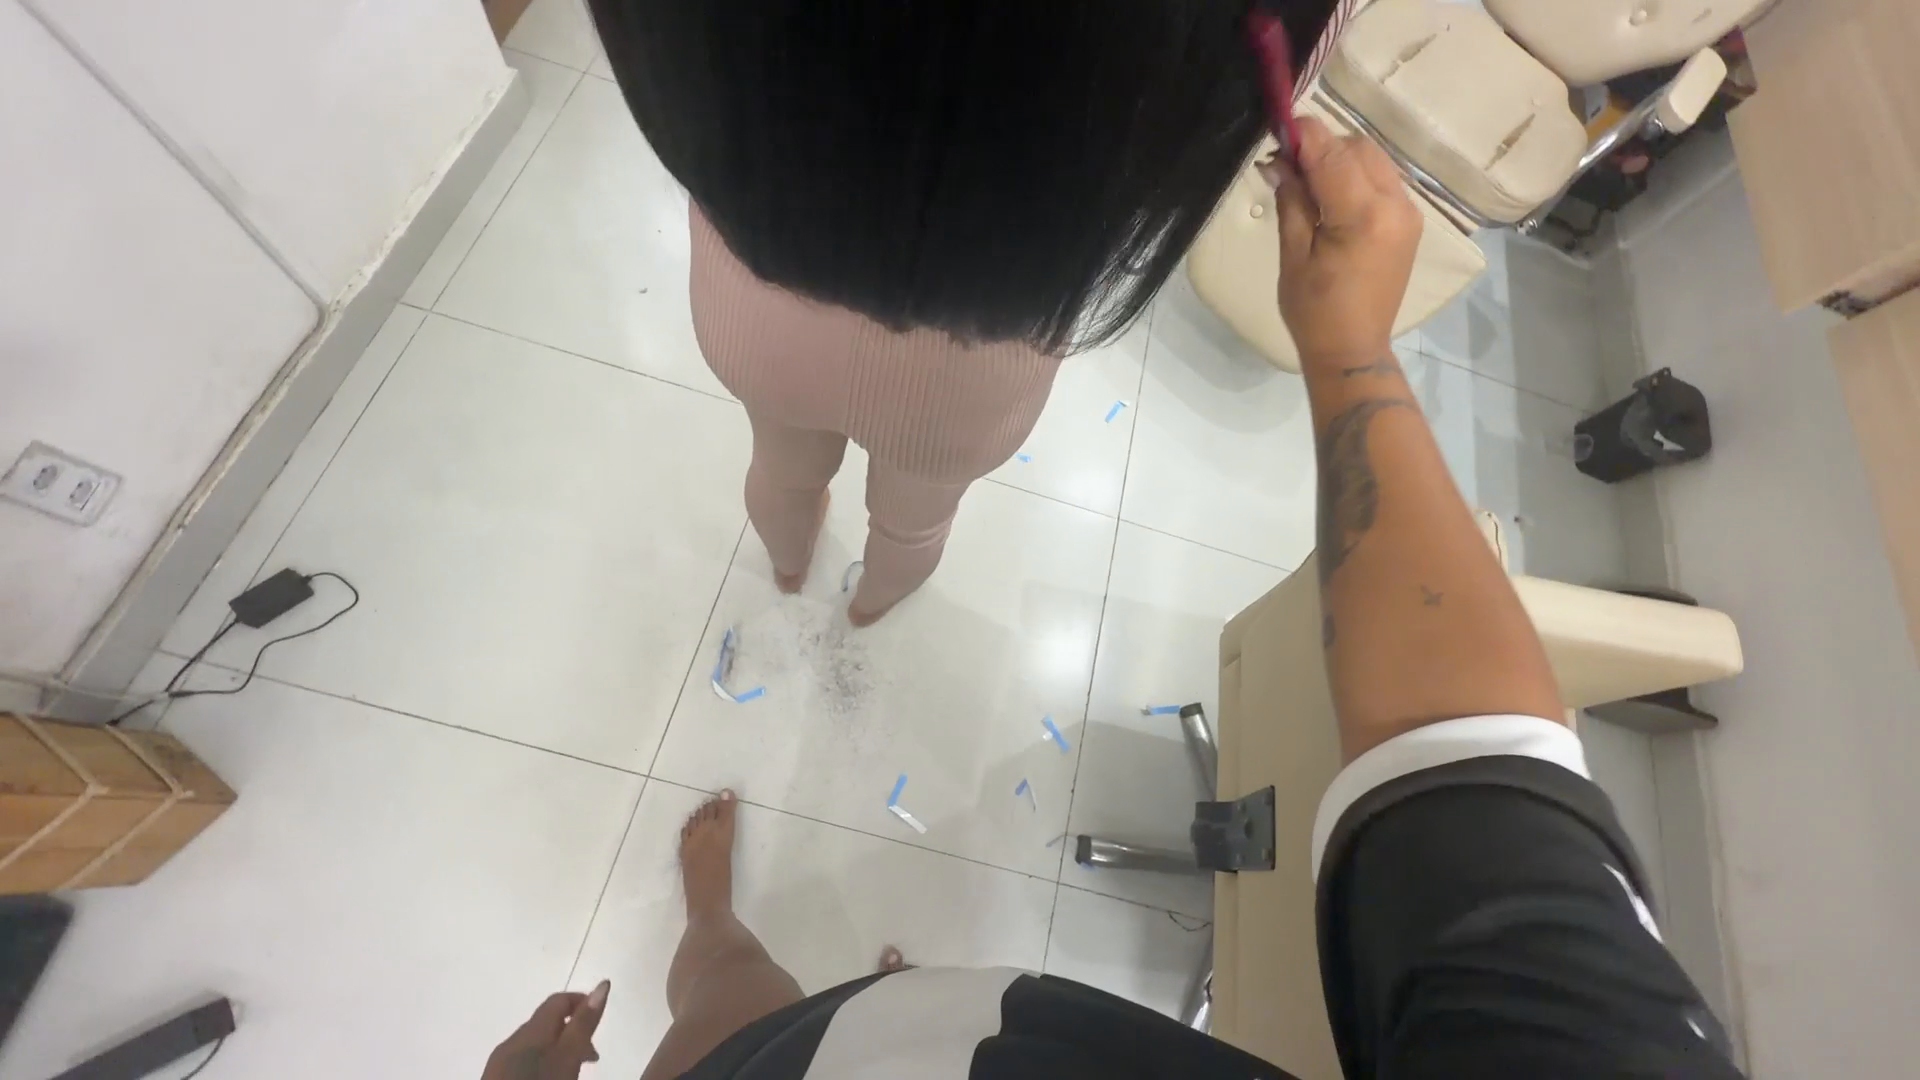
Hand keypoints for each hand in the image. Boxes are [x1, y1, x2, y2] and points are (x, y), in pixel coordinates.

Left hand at [481, 982, 609, 1079]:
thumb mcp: (569, 1057)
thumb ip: (585, 1022)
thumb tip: (602, 984)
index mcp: (529, 1032)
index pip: (558, 1001)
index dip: (583, 1003)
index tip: (600, 1025)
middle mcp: (510, 1043)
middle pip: (546, 1023)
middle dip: (572, 1032)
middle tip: (591, 1058)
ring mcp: (497, 1067)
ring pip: (535, 1045)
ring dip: (558, 1051)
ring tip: (573, 1072)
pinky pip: (522, 1064)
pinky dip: (542, 1066)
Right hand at [1261, 117, 1421, 367]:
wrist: (1353, 350)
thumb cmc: (1314, 312)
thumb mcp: (1293, 257)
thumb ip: (1292, 203)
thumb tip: (1279, 163)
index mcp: (1363, 215)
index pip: (1333, 155)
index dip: (1305, 135)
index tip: (1278, 126)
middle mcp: (1396, 204)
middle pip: (1358, 149)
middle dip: (1322, 147)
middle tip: (1285, 162)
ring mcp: (1408, 212)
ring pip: (1373, 160)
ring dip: (1339, 160)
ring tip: (1304, 181)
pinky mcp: (1409, 221)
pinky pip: (1382, 182)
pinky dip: (1354, 177)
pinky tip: (1329, 196)